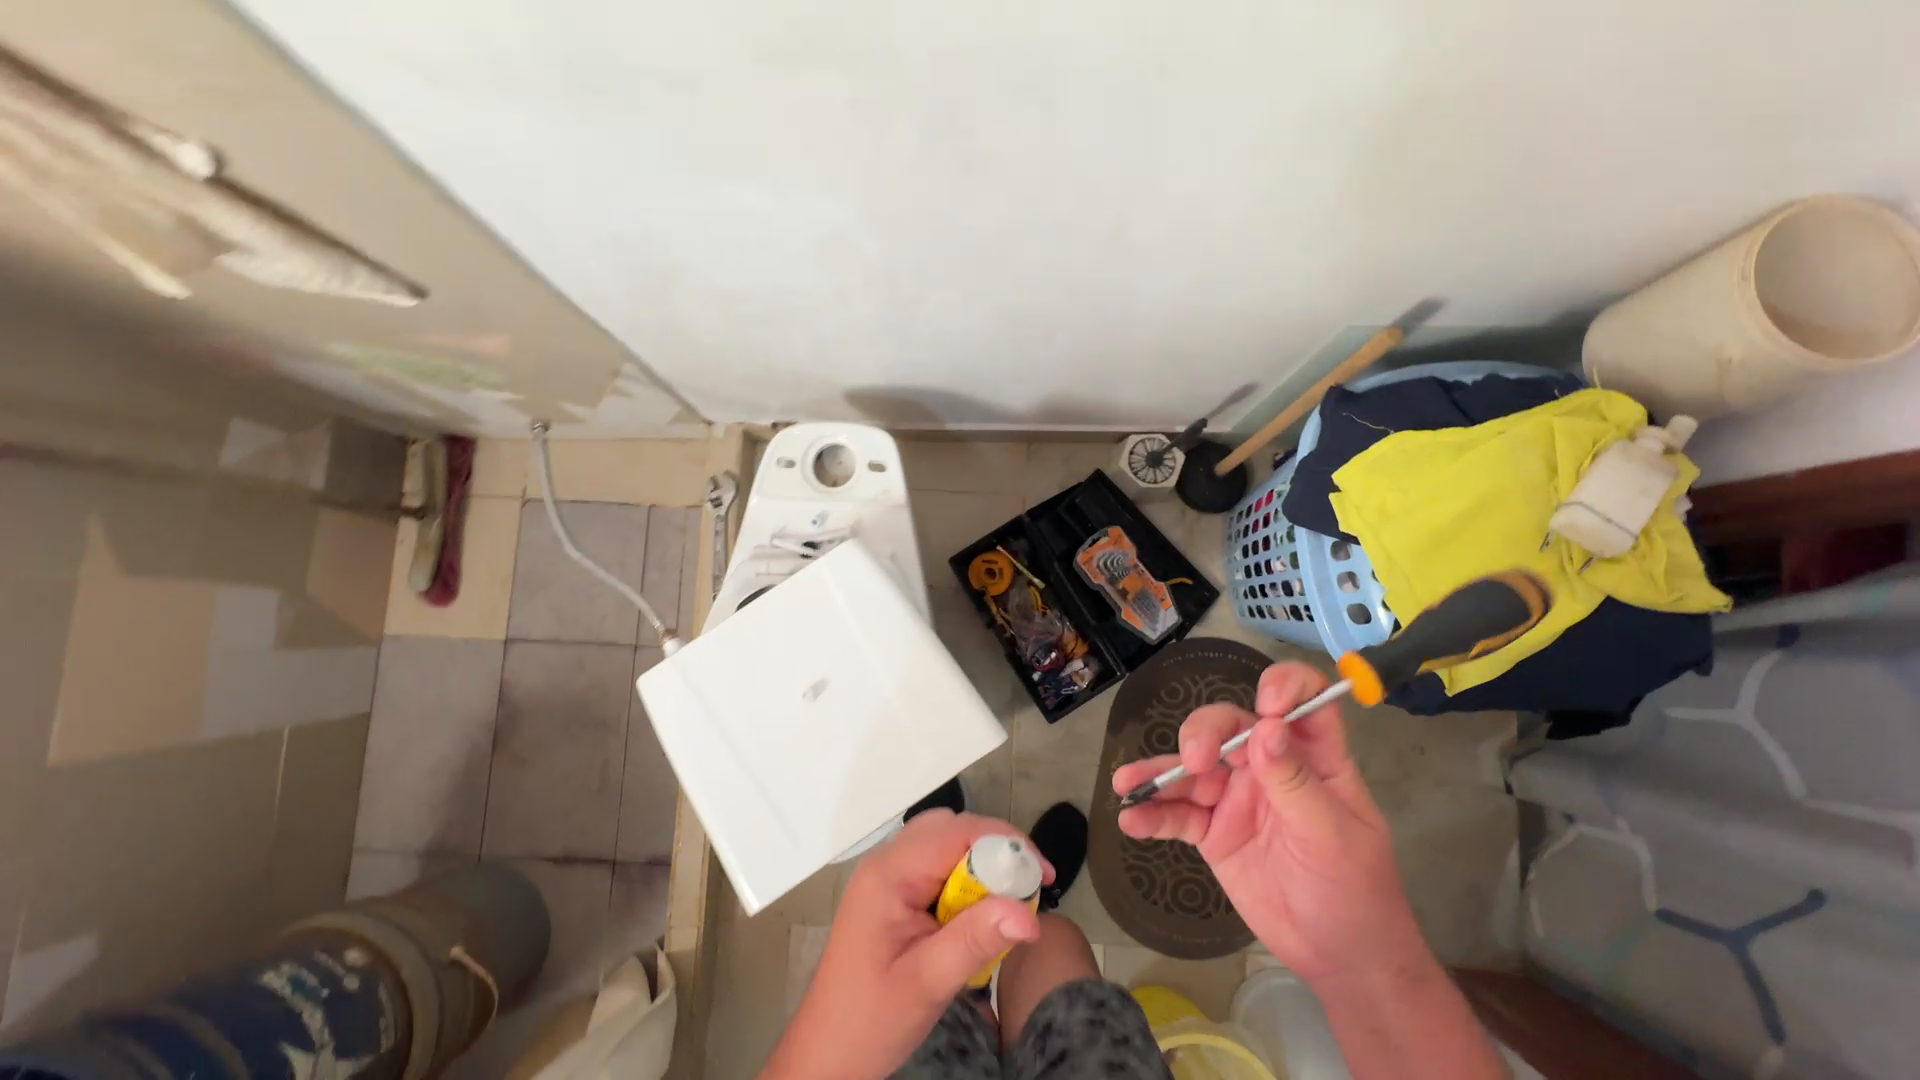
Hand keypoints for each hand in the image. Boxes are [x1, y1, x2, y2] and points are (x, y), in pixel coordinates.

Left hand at [763, 810, 1050, 1079]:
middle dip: (998, 852)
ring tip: (1013, 902)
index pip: (957, 833)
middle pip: (952, 830)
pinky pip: (938, 868)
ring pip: (947, 845)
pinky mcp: (893, 894)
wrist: (826, 1052)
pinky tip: (982, 915)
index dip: (1006, 845)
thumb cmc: (870, 1020)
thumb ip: (976, 940)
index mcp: (889, 875)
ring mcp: (887, 877)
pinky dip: (968, 881)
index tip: (1043, 876)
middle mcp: (887, 863)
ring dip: (984, 866)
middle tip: (1031, 889)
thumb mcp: (928, 983)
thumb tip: (1028, 913)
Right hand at [1110, 662, 1421, 982]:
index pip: (1303, 701)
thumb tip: (1266, 728)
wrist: (1337, 956)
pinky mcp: (1213, 833)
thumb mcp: (1333, 835)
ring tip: (1128, 781)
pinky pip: (1178, 816)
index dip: (1284, 687)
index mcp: (1314, 758)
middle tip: (1196, 762)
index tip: (1265, 703)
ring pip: (1193, 768)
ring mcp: (1237, 798)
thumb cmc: (1355, 890)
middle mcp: (1269, 766)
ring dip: (1159, 771)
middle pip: (1230, 726)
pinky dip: (1153, 815)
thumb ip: (1295, 782)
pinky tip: (1131, 819)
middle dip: (1204, 734)